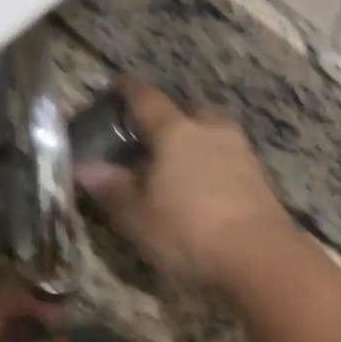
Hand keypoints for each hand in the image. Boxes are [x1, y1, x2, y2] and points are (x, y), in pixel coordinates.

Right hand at [77, 77, 298, 286]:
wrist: (255, 255)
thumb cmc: (185, 231)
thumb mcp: (136, 216)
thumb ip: (111, 188)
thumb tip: (84, 168)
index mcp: (175, 132)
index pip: (147, 99)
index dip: (128, 91)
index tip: (115, 87)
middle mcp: (209, 130)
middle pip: (186, 111)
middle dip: (166, 118)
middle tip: (147, 138)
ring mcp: (239, 151)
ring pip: (210, 134)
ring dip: (192, 142)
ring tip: (175, 166)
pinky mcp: (256, 176)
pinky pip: (225, 158)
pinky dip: (209, 165)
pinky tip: (200, 188)